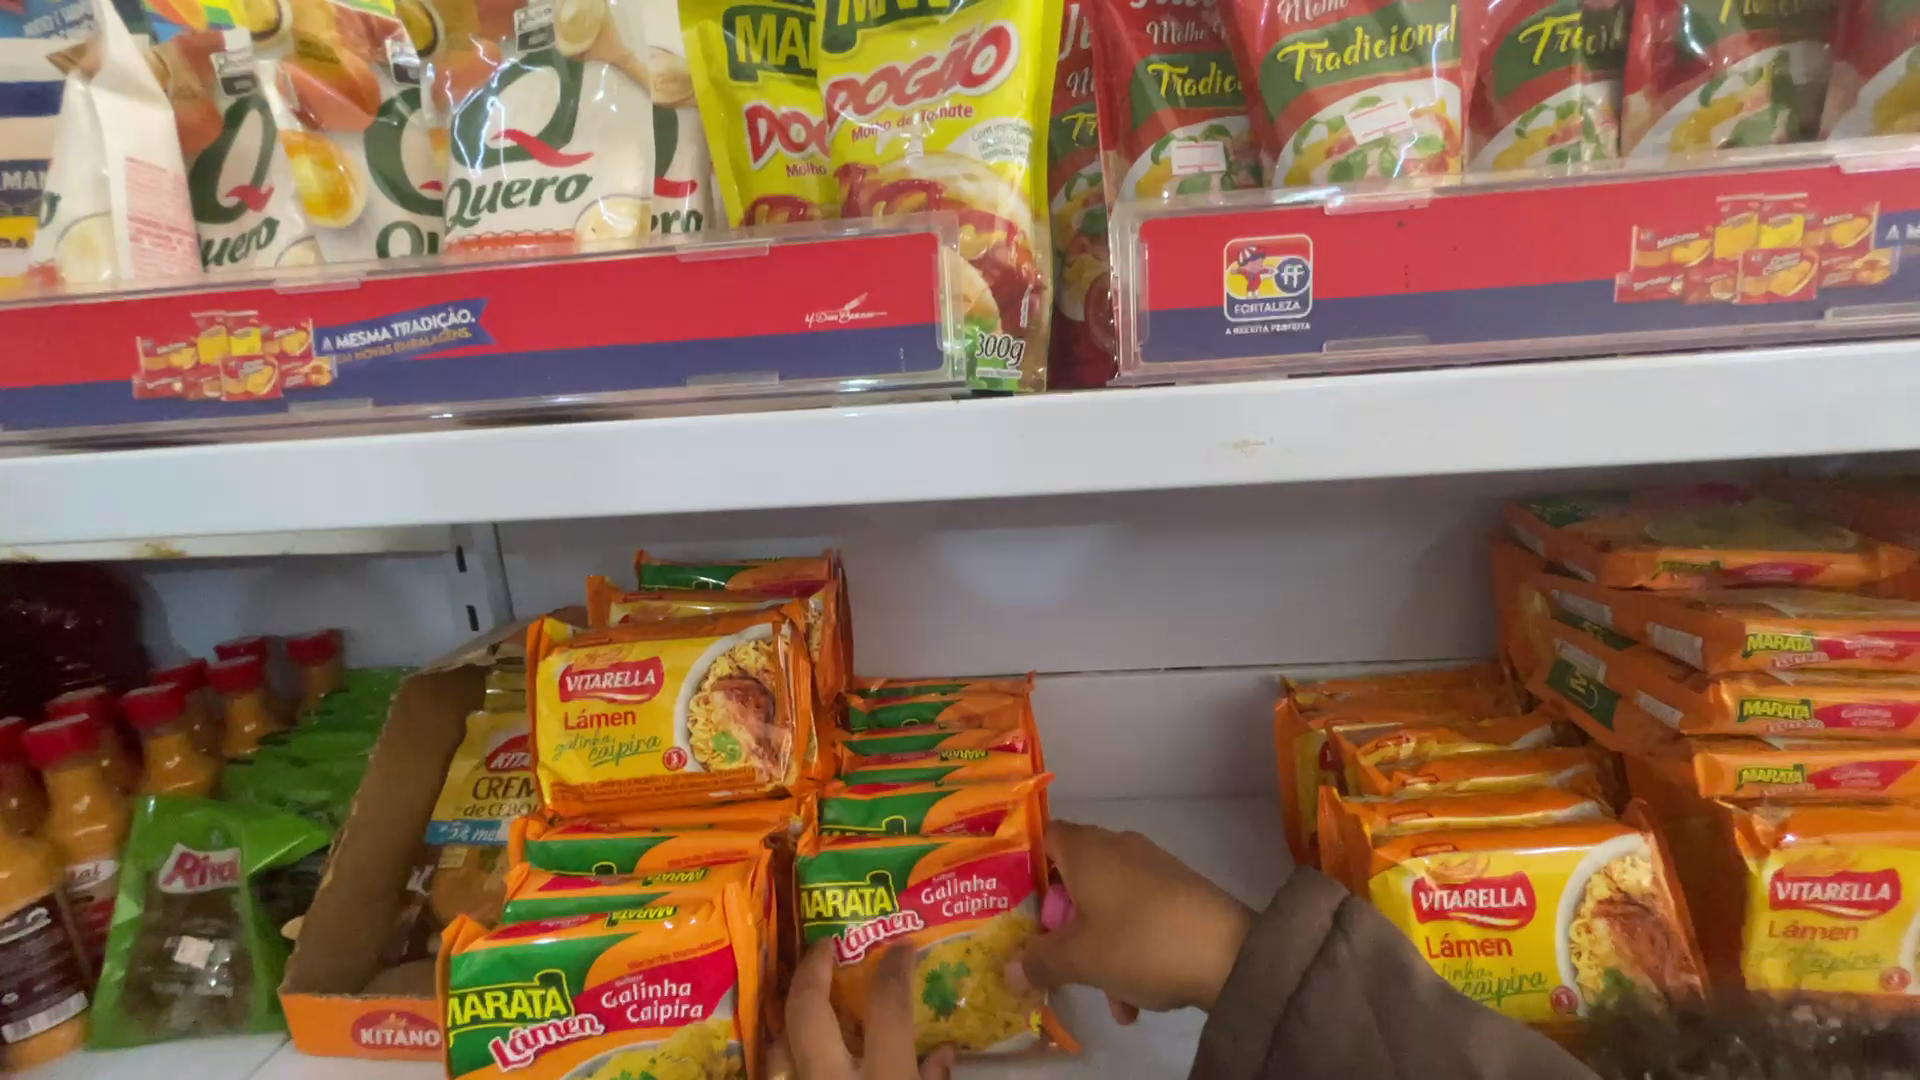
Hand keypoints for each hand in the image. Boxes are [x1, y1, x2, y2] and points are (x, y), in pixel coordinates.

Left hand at [785, 940, 956, 1079]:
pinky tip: (797, 1044)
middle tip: (826, 943)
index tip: (903, 946)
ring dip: (791, 1012)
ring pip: (778, 1043)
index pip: (887, 1003)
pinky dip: (787, 1053)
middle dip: (812, 969)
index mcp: (883, 1077)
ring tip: (806, 987)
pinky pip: (779, 1072)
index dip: (896, 967)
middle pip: (808, 1010)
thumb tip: (943, 1052)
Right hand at [1009, 821, 1254, 1017]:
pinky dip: (1129, 945)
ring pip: (1106, 901)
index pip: (1044, 838)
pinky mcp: (1176, 886)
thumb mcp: (1081, 959)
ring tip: (1111, 999)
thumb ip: (1040, 960)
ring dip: (1099, 946)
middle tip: (1060, 958)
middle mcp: (1115, 845)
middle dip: (1065, 924)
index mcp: (1086, 849)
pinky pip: (1137, 910)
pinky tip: (1138, 997)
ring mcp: (1149, 864)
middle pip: (1073, 876)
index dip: (1027, 870)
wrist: (1229, 952)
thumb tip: (1010, 967)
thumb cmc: (1140, 941)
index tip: (1020, 908)